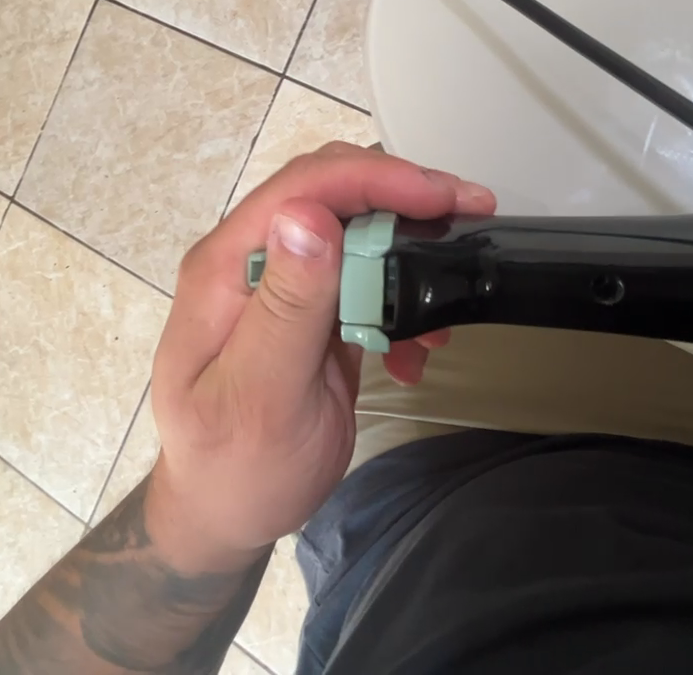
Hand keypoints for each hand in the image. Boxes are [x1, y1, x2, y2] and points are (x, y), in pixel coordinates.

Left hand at [144, 143, 494, 570]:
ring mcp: (285, 286)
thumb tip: (309, 217)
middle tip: (468, 212)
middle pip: (333, 194)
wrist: (224, 513)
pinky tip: (415, 350)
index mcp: (227, 266)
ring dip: (409, 255)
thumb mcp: (259, 397)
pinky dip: (400, 303)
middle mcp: (254, 260)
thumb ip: (285, 308)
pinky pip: (365, 282)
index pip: (302, 189)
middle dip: (403, 197)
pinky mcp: (313, 312)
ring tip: (446, 305)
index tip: (440, 195)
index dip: (373, 179)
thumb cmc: (232, 468)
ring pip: (356, 233)